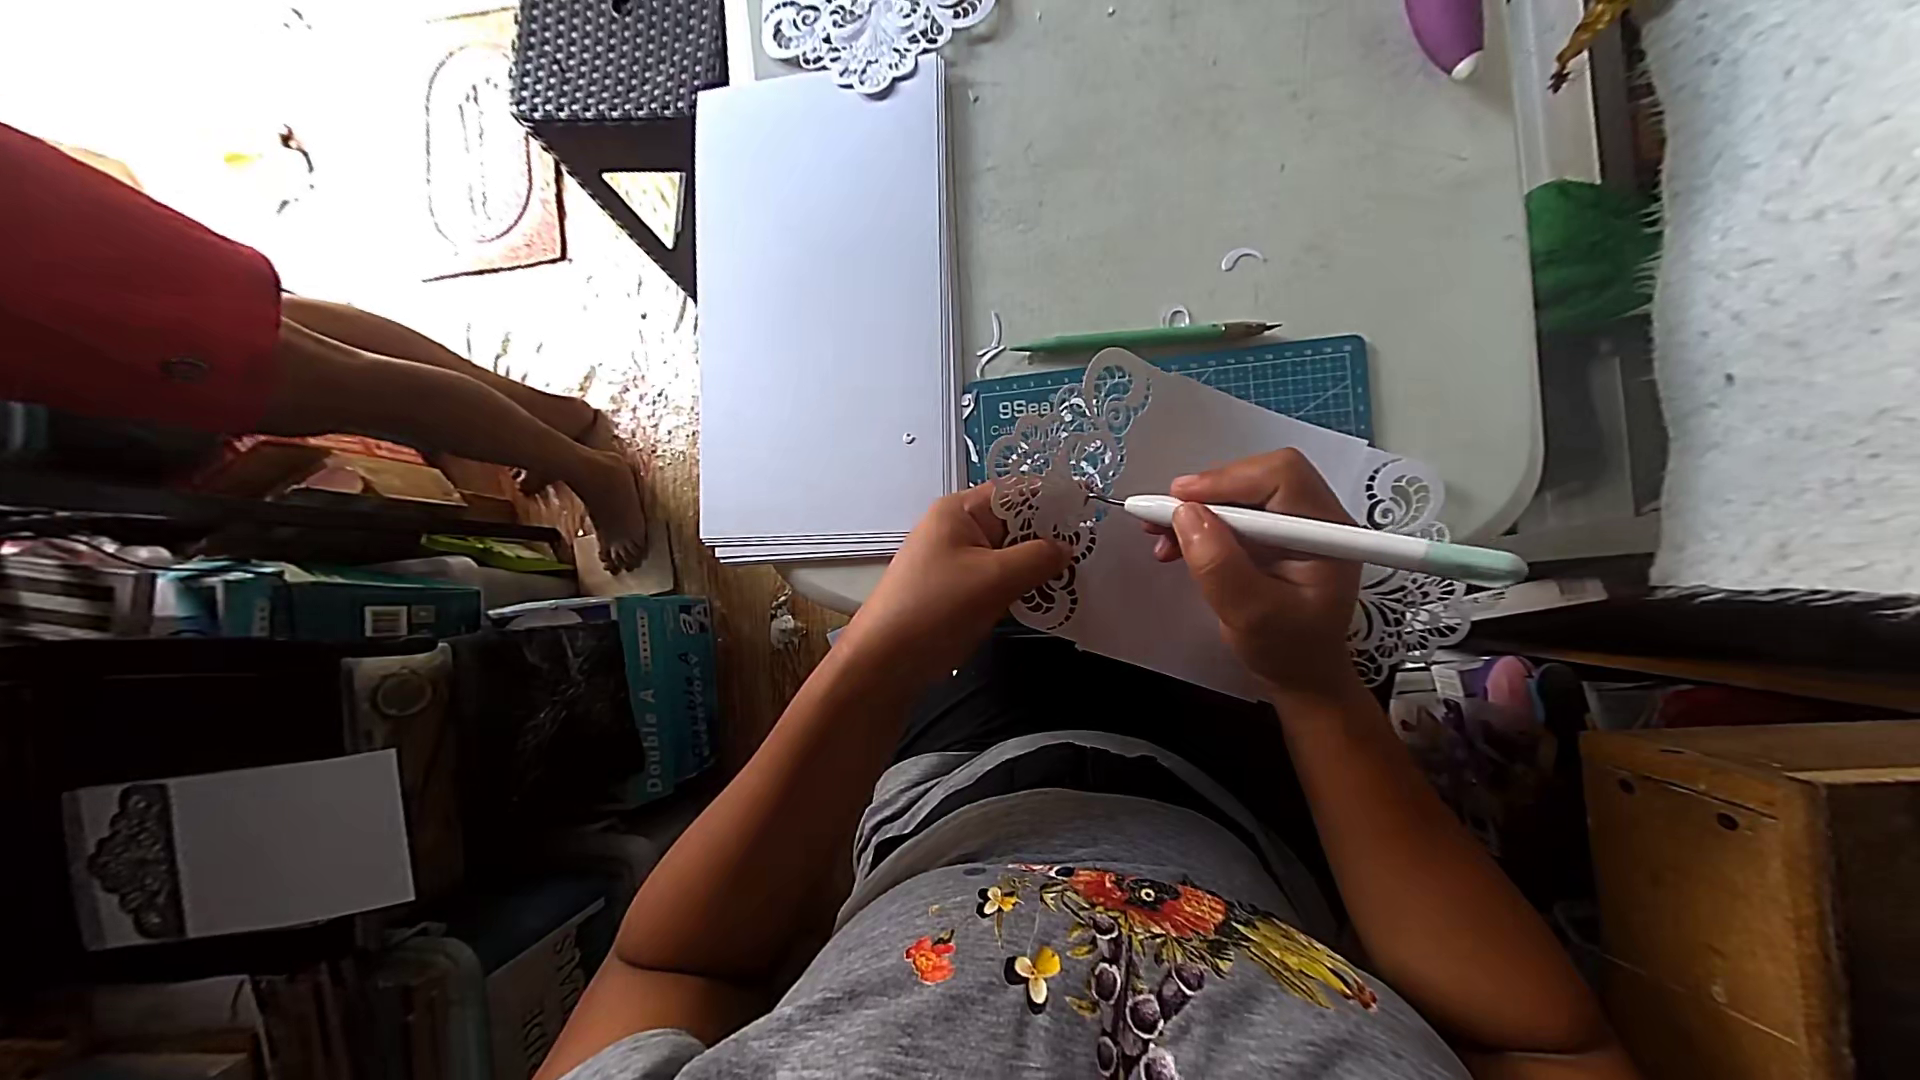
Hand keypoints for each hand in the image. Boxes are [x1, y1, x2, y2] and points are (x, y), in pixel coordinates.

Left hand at [840, 483, 1068, 684]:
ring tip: (1075, 578)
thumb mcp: (994, 578)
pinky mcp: (958, 591)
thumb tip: (1064, 548)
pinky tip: (1047, 600)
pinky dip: (1022, 586)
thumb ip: (1038, 557)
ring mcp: (957, 561)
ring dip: (1038, 565)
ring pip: (1009, 554)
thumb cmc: (934, 610)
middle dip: (1050, 537)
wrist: (885, 663)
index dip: (1053, 497)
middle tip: (1091, 552)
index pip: (1015, 490)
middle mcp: (957, 530)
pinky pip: (999, 579)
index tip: (1089, 507)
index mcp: (960, 511)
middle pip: (1014, 522)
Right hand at [1146, 448, 1363, 703]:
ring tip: (1161, 536)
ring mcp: (1289, 524)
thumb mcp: (1250, 614)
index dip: (1227, 480)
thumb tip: (1186, 514)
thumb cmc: (1286, 649)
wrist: (1298, 672)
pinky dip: (1197, 522)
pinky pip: (1229, 511)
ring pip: (1238, 492)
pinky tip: (1174, 543)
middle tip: (1162, 517)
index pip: (1280, 477)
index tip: (1179, 501)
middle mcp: (1312, 518)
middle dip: (1205, 493)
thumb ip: (1220, 565)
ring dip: (1194, 509)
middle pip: (1255, 477)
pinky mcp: (1268, 533)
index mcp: (1326, 533)